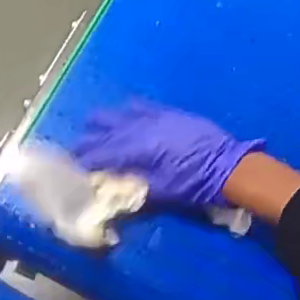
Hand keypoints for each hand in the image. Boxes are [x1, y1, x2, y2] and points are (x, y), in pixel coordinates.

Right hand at [69, 101, 263, 207]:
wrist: (227, 166)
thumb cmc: (192, 185)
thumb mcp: (159, 192)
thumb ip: (133, 187)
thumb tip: (110, 189)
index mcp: (138, 148)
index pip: (102, 153)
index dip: (85, 161)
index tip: (72, 168)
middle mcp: (141, 127)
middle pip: (105, 132)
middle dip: (88, 142)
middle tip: (75, 152)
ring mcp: (155, 117)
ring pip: (119, 115)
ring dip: (103, 123)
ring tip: (89, 128)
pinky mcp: (169, 113)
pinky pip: (141, 106)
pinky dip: (126, 111)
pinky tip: (121, 112)